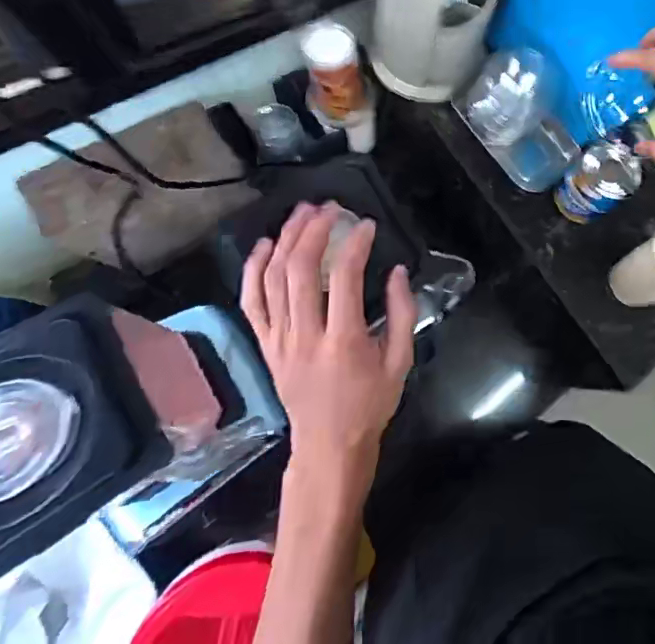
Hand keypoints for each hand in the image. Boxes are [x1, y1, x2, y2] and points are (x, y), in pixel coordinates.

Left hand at [241, 202, 415, 472]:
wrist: (328, 447)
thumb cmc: (371, 404)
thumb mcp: (402, 362)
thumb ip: (403, 313)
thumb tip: (396, 271)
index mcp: (343, 341)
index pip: (343, 278)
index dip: (355, 244)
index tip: (367, 224)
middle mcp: (305, 336)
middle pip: (299, 270)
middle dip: (314, 231)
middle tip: (331, 208)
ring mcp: (279, 341)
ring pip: (272, 280)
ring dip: (287, 240)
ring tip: (302, 213)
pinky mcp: (265, 347)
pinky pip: (252, 303)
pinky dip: (254, 270)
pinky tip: (266, 245)